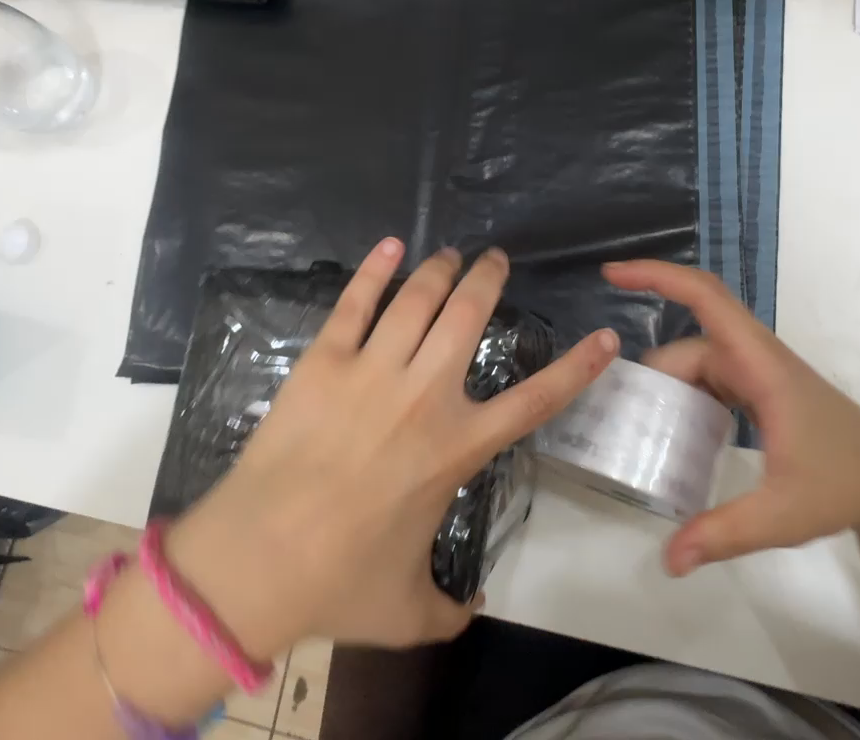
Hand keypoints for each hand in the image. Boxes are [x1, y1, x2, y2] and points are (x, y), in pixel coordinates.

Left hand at [169, 239, 619, 654]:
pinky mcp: (322, 362)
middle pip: (469, 318)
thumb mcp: (408, 612)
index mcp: (456, 449)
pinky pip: (354, 304)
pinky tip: (391, 246)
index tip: (605, 337)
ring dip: (440, 270)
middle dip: (488, 280)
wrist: (254, 562)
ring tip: (451, 254)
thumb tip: (474, 609)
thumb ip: (451, 610)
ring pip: (417, 301)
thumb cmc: (338, 582)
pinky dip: (375, 270)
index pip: (535, 401)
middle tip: (496, 259)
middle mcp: (423, 397)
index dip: (577, 367)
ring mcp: (371, 372)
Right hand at [602, 260, 859, 576]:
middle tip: (623, 413)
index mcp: (763, 367)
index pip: (707, 300)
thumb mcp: (782, 515)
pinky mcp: (760, 389)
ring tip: (643, 428)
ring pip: (698, 361)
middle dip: (653, 369)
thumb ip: (723, 534)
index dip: (659, 277)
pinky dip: (686, 394)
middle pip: (691, 343)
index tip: (613, 273)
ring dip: (669, 386)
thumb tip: (668, 560)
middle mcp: (758, 359)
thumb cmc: (843, 488)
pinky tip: (675, 427)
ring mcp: (760, 373)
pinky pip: (710, 376)